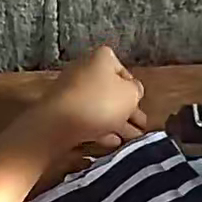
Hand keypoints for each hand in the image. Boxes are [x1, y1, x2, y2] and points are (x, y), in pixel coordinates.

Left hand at [28, 45, 149, 148]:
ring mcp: (70, 93)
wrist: (60, 123)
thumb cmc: (101, 102)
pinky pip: (86, 121)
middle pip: (111, 92)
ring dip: (117, 124)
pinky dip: (100, 131)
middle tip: (141, 127)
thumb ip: (136, 91)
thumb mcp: (130, 95)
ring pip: (100, 109)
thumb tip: (133, 91)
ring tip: (131, 140)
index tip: (139, 103)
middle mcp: (84, 71)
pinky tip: (113, 143)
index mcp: (101, 58)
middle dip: (128, 111)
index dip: (134, 89)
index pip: (124, 71)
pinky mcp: (62, 114)